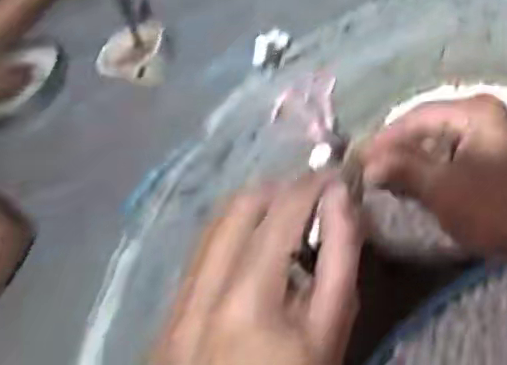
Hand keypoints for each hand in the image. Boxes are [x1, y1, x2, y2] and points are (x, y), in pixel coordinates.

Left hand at [154, 174, 361, 364]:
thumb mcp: (331, 330)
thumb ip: (341, 253)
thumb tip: (342, 193)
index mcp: (244, 299)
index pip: (284, 206)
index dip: (317, 181)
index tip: (342, 176)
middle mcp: (198, 295)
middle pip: (239, 205)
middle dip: (283, 188)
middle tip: (317, 199)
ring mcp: (172, 314)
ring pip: (214, 229)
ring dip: (257, 213)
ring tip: (291, 227)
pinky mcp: (163, 329)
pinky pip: (202, 259)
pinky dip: (236, 242)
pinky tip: (262, 265)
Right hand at [361, 95, 506, 261]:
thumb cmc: (494, 207)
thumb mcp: (443, 189)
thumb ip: (404, 169)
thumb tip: (369, 161)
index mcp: (474, 109)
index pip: (418, 115)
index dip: (386, 137)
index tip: (356, 158)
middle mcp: (481, 110)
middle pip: (428, 123)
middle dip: (397, 146)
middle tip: (363, 167)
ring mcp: (487, 130)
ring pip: (438, 138)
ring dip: (412, 156)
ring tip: (380, 175)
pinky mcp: (489, 151)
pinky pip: (451, 150)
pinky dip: (430, 164)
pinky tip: (410, 181)